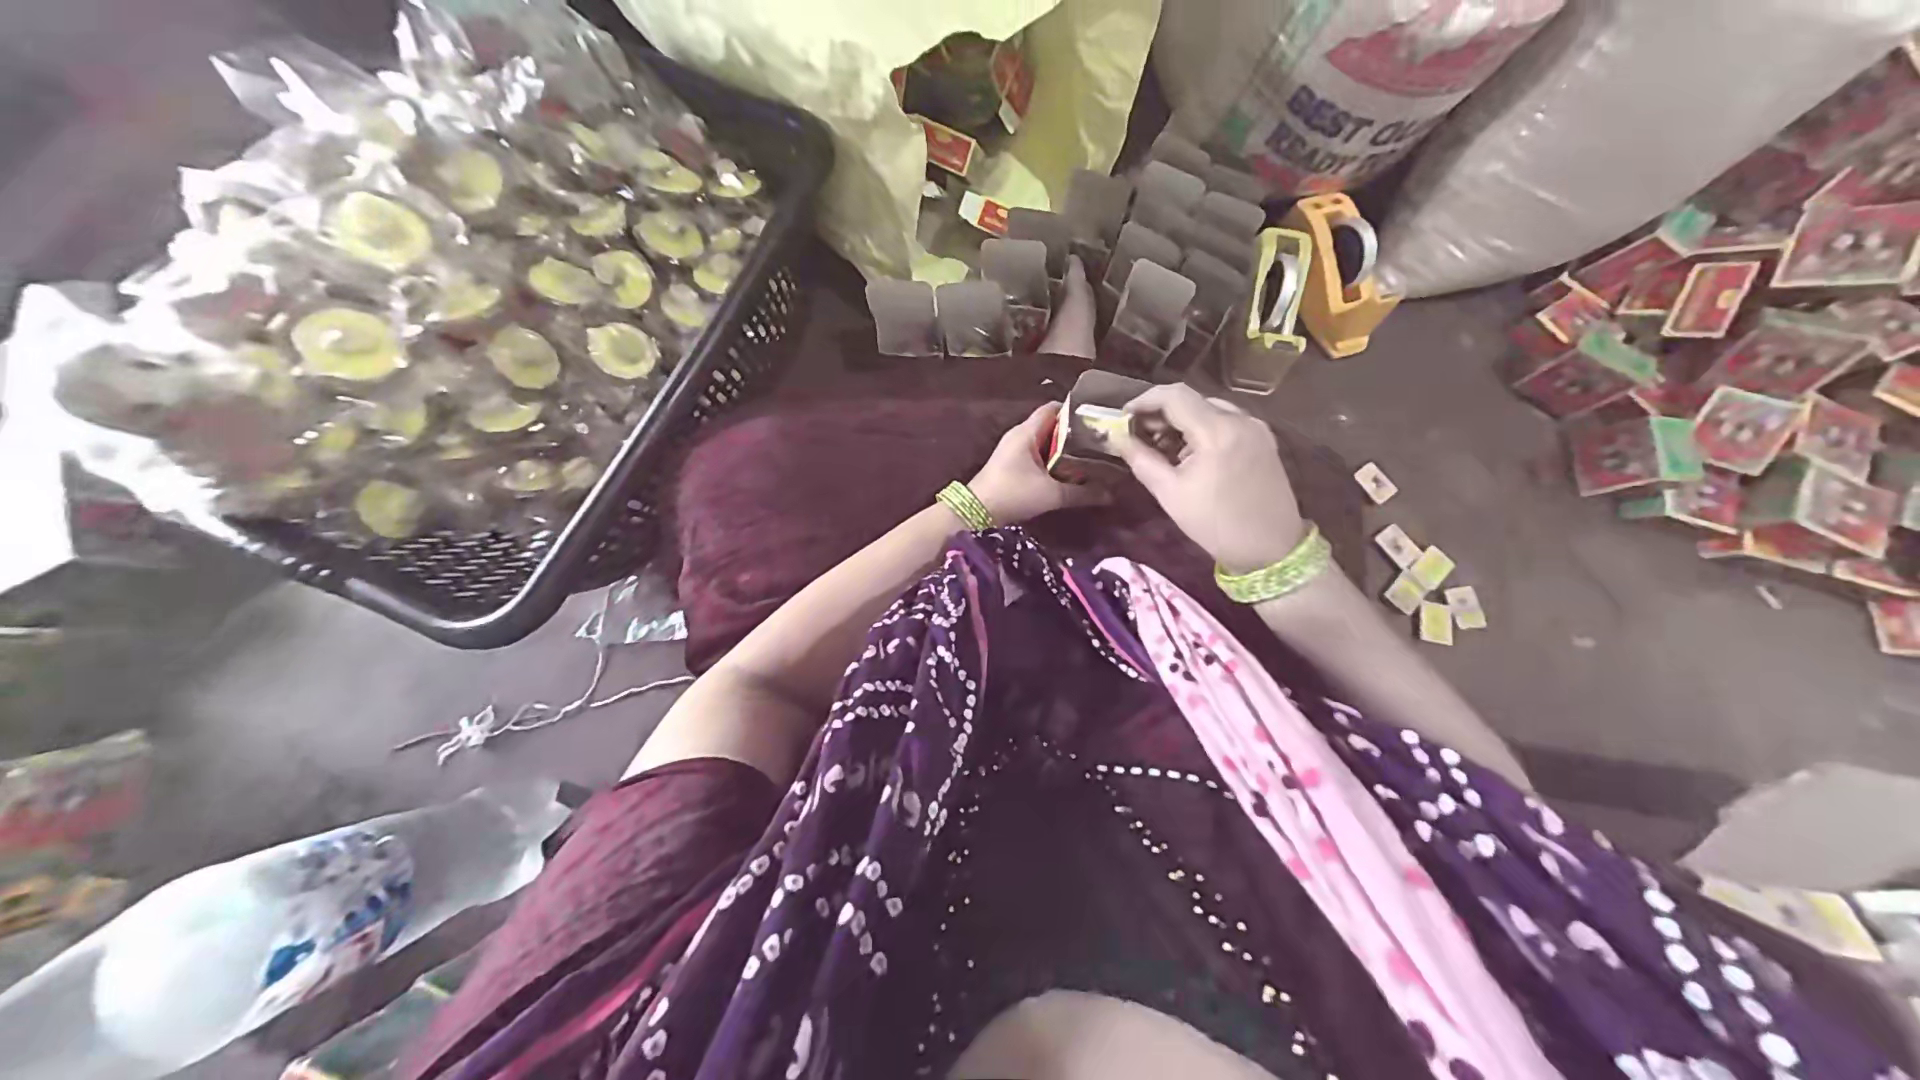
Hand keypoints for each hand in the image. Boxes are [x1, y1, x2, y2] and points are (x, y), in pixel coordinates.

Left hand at [967, 402, 1108, 524]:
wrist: (974, 513)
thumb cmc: (1012, 494)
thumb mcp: (1051, 495)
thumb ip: (1082, 493)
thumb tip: (1110, 495)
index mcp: (1026, 432)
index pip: (1054, 408)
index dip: (1076, 411)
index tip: (1098, 420)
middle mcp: (1019, 435)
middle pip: (1052, 425)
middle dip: (1075, 433)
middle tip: (1100, 442)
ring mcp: (1013, 450)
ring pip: (1045, 442)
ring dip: (1065, 449)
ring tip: (1091, 457)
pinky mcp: (1011, 465)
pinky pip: (1037, 455)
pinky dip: (1053, 460)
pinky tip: (1069, 472)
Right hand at [1111, 384, 1304, 571]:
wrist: (1271, 549)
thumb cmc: (1216, 525)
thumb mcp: (1170, 494)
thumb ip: (1141, 459)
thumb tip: (1117, 437)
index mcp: (1217, 431)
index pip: (1173, 396)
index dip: (1143, 401)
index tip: (1123, 418)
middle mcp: (1240, 419)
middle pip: (1191, 399)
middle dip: (1160, 412)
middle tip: (1137, 435)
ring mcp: (1256, 427)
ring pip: (1208, 408)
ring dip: (1180, 421)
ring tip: (1161, 446)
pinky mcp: (1263, 438)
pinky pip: (1225, 421)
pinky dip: (1201, 428)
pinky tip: (1189, 453)